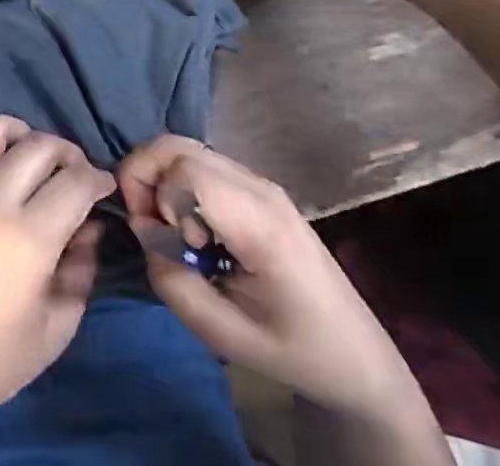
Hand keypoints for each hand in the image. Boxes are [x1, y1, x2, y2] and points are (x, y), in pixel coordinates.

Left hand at [0, 116, 115, 432]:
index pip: (76, 181)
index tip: (104, 188)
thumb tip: (89, 228)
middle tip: (75, 175)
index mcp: (30, 236)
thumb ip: (81, 270)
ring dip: (23, 134)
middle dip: (69, 154)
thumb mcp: (56, 327)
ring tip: (32, 156)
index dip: (99, 179)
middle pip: (41, 146)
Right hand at [117, 136, 430, 424]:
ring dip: (158, 179)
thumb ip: (170, 277)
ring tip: (168, 227)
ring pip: (184, 148)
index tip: (163, 241)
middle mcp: (260, 189)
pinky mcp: (256, 187)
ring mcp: (260, 183)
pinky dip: (175, 183)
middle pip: (177, 146)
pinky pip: (199, 163)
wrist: (355, 353)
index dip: (156, 197)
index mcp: (260, 225)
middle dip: (143, 176)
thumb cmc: (291, 350)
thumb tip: (143, 227)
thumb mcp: (221, 333)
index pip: (186, 172)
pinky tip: (189, 226)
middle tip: (147, 223)